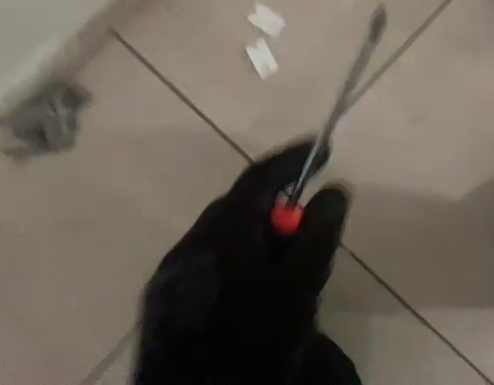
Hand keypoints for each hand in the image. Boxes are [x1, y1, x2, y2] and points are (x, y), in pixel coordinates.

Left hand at [135, 139, 350, 384]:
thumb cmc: (253, 342)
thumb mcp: (300, 286)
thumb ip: (319, 231)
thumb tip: (334, 189)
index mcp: (221, 231)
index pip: (261, 175)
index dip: (295, 159)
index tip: (325, 151)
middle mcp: (189, 244)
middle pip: (240, 207)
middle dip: (277, 209)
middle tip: (309, 229)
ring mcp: (168, 277)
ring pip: (222, 238)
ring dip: (256, 240)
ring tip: (285, 272)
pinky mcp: (159, 307)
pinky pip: (207, 265)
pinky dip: (236, 265)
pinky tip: (252, 297)